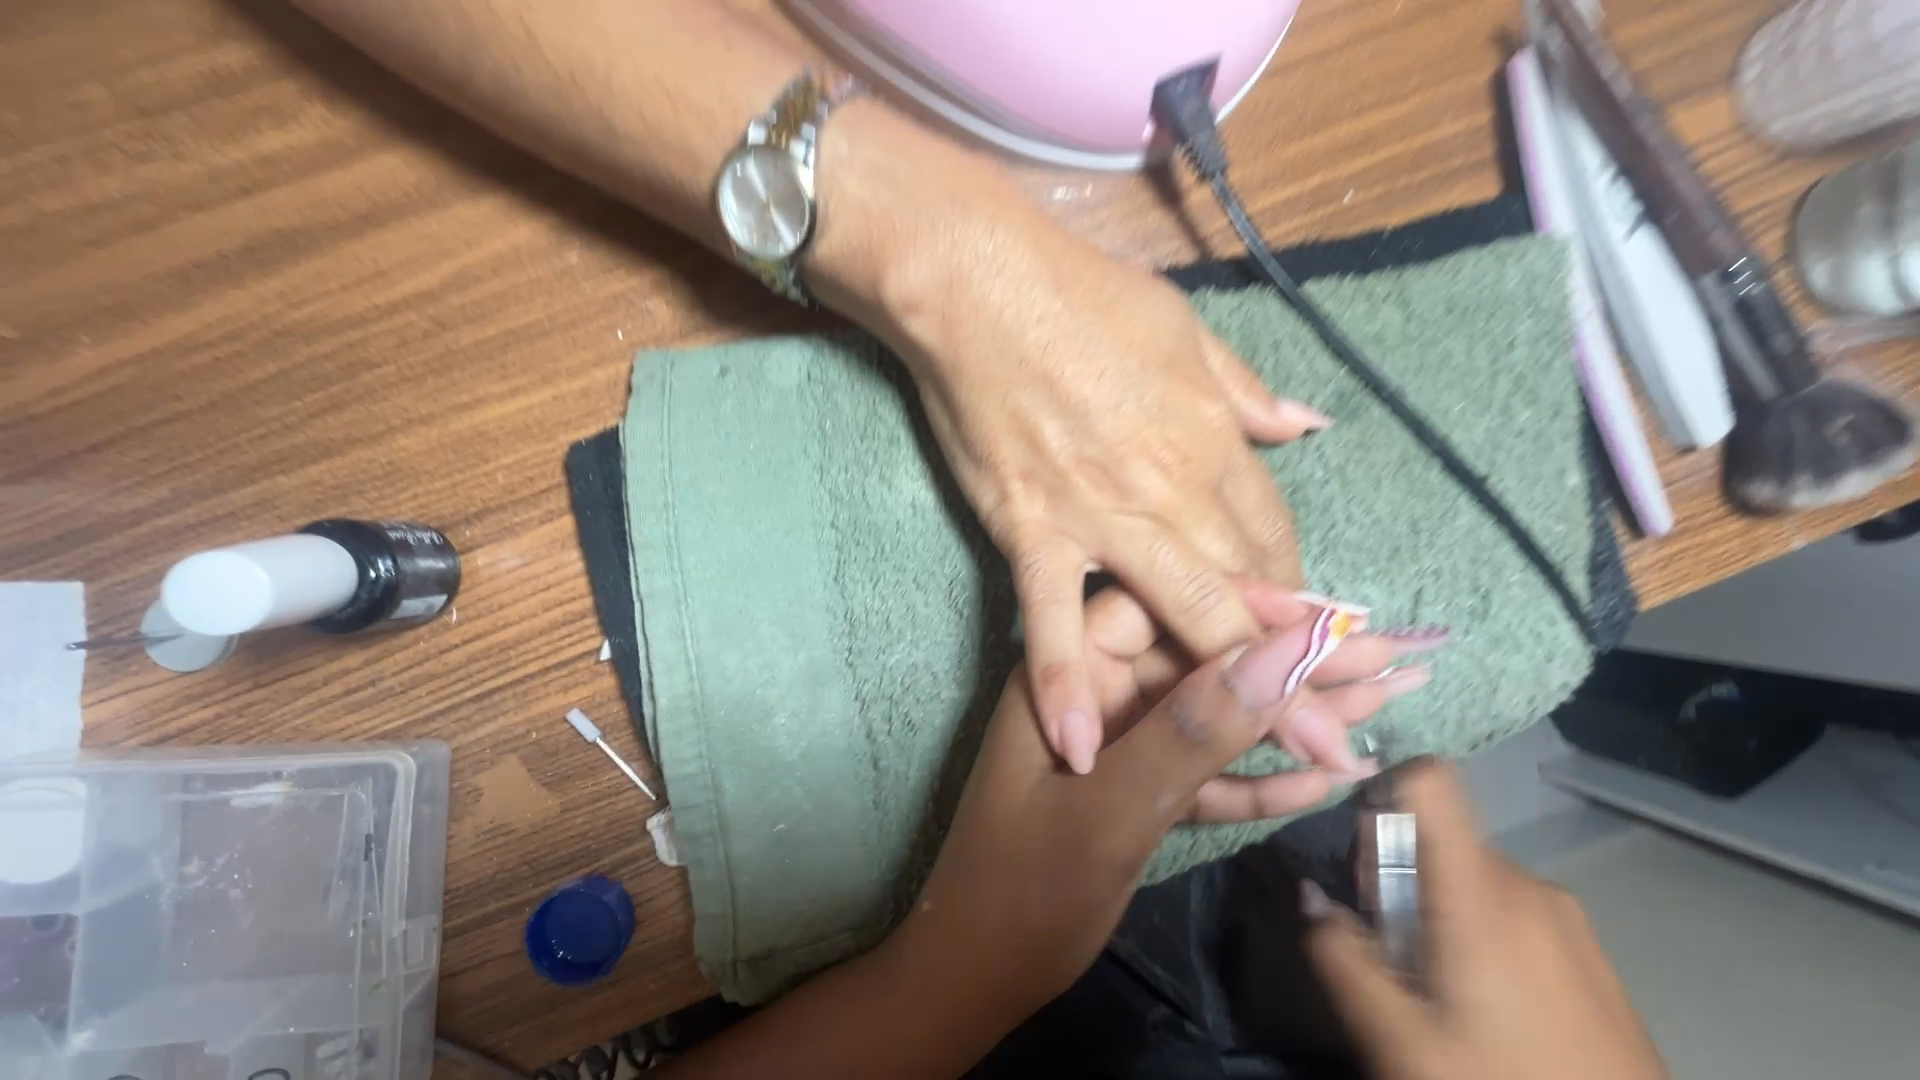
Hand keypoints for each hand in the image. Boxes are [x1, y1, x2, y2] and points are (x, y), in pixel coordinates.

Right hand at [869, 207, 1328, 776]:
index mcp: (1212, 437)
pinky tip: (1081, 747)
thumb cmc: (1082, 297)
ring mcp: (1101, 518)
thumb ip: (1245, 391)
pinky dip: (1063, 678)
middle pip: (1250, 586)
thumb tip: (1307, 426)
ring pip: (1181, 610)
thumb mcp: (1183, 328)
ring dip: (1232, 687)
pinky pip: (1050, 615)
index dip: (1298, 591)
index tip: (1312, 638)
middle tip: (1345, 737)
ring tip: (1282, 762)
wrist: (979, 287)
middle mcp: (1172, 490)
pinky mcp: (1031, 533)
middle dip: (1302, 664)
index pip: (1273, 532)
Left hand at [890, 586, 1404, 1019]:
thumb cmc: (1026, 889)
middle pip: (1202, 662)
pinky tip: (1327, 777)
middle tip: (1390, 654)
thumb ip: (1195, 729)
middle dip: (1292, 664)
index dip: (1242, 604)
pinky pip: (1209, 773)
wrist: (980, 975)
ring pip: (1217, 719)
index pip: (1160, 610)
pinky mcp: (1140, 793)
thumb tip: (1284, 650)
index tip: (1329, 613)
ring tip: (1388, 699)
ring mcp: (1122, 747)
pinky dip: (1263, 778)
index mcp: (1069, 675)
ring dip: (1294, 718)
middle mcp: (1098, 697)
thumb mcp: (1112, 808)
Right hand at [1306, 764, 1669, 1079]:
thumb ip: (1341, 958)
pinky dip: (1477, 929)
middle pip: (1438, 837)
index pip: (1431, 783)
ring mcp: (1567, 919)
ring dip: (1434, 907)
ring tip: (1434, 985)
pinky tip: (1486, 1005)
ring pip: (1471, 875)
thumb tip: (1309, 894)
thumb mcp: (1399, 1042)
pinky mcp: (1590, 951)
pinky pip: (1510, 907)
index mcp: (1482, 895)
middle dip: (1396, 875)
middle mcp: (1528, 887)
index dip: (1383, 789)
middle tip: (1389, 949)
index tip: (1360, 850)